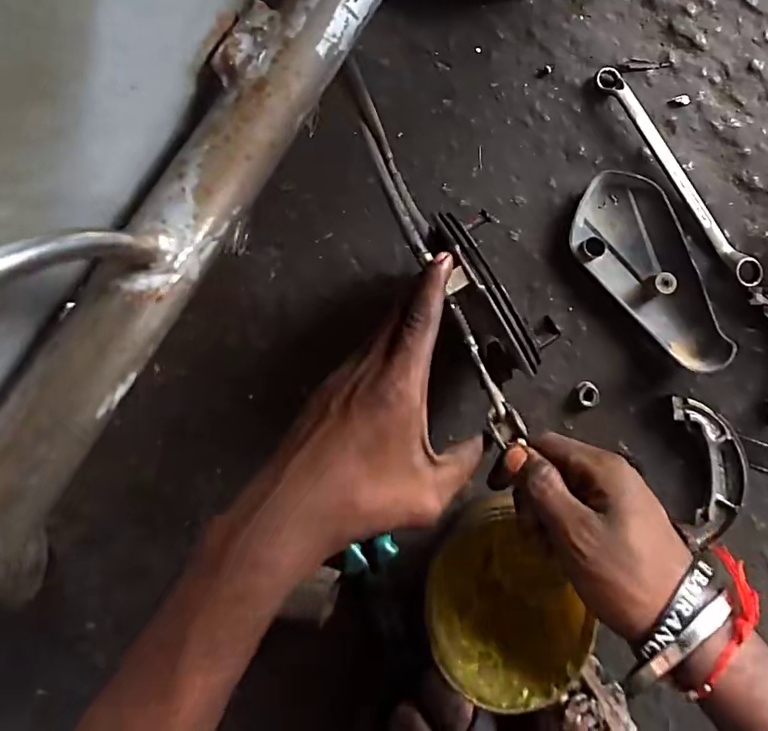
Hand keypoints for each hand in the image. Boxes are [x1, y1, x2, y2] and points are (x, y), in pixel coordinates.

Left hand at [238, 254, 484, 561]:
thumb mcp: (428, 493)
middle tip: (435, 272)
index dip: (433, 285)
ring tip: (417, 308)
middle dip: (418, 289)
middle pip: (396, 315)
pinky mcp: (325, 392)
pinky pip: (361, 352)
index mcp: (398, 383)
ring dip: (399, 315)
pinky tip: (385, 357)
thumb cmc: (361, 497)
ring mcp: (342, 378)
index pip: (420, 320)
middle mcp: (369, 369)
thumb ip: (461, 465)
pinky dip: (381, 339)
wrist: (289, 509)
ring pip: (376, 333)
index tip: (442, 258)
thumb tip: (478, 446)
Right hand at [506, 433, 693, 644]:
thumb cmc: (623, 574)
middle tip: (534, 535)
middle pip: (554, 467)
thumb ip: (543, 488)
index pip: (546, 443)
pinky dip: (565, 529)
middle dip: (534, 496)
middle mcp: (611, 472)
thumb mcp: (575, 532)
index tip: (498, 489)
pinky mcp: (620, 519)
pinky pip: (581, 511)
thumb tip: (516, 452)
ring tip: (551, 551)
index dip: (517, 461)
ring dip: (547, 517)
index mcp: (602, 466)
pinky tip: (565, 555)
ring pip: (565, 491)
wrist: (676, 618)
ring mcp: (617, 496)